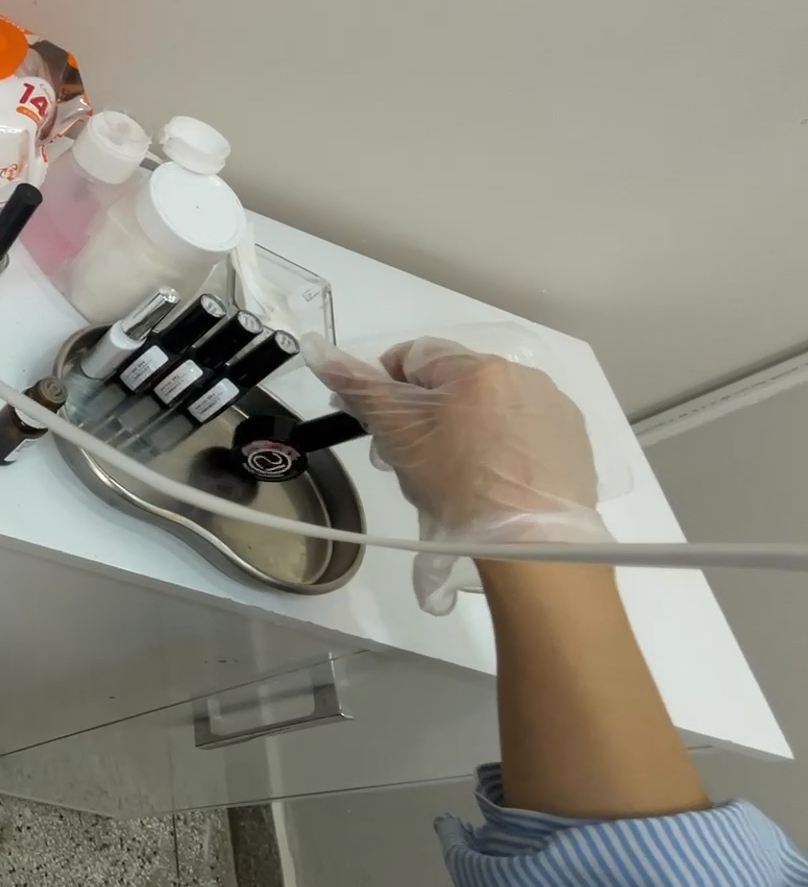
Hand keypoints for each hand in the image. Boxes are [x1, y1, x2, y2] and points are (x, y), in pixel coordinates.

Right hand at [305, 336, 610, 612]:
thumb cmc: (452, 477)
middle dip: (421, 407)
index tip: (383, 423)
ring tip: (450, 466)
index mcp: (476, 367)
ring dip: (458, 422)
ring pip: (483, 402)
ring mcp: (552, 406)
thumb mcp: (393, 430)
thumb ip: (356, 386)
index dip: (385, 386)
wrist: (527, 538)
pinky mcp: (570, 438)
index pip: (412, 354)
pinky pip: (518, 425)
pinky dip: (495, 441)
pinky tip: (487, 474)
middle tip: (410, 450)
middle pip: (449, 379)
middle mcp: (522, 374)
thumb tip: (316, 348)